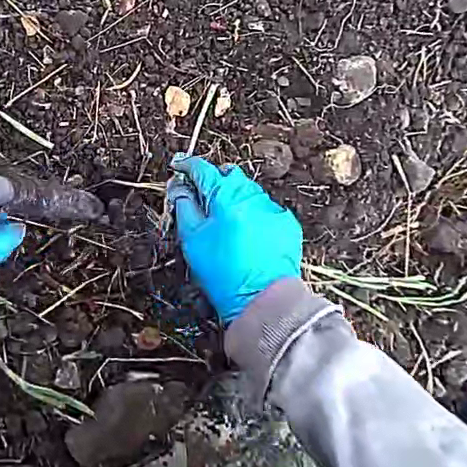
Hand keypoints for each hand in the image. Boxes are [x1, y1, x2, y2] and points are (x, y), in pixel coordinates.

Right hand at [165, 153, 302, 323]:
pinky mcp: (286, 223)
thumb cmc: (224, 273)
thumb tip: (180, 187)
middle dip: (213, 182)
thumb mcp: (192, 239)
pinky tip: (246, 236)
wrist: (264, 301)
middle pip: (228, 176)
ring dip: (234, 200)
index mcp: (226, 195)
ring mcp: (272, 208)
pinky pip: (264, 209)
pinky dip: (252, 215)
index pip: (202, 169)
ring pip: (247, 191)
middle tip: (202, 200)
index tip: (179, 166)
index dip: (187, 165)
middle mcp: (252, 195)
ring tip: (225, 225)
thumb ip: (183, 206)